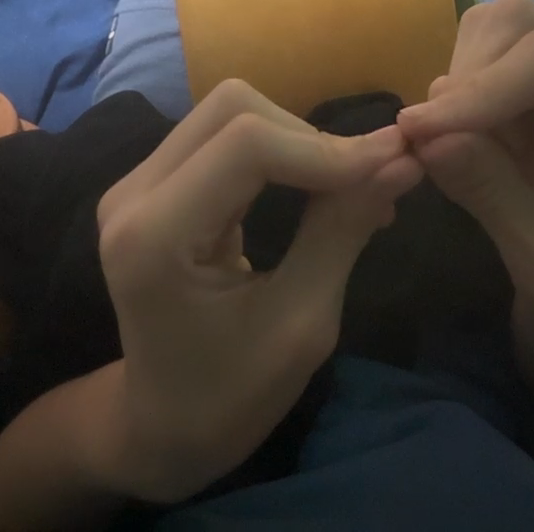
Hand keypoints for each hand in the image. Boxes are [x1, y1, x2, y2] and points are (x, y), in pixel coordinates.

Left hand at [93, 80, 420, 503]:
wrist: (159, 426)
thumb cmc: (228, 398)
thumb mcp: (301, 325)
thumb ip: (343, 230)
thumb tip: (401, 161)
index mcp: (153, 236)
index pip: (247, 145)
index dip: (327, 148)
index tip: (395, 166)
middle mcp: (132, 193)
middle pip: (234, 108)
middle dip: (311, 139)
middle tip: (368, 184)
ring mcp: (135, 183)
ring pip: (230, 113)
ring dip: (299, 142)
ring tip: (350, 189)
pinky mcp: (152, 182)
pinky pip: (224, 137)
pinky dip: (280, 152)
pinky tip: (316, 186)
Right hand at [397, 0, 533, 422]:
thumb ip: (493, 195)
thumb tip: (423, 133)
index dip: (479, 87)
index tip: (418, 131)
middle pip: (522, 25)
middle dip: (465, 73)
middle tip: (427, 135)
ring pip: (497, 33)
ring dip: (455, 79)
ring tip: (437, 140)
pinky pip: (480, 66)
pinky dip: (449, 93)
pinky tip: (443, 140)